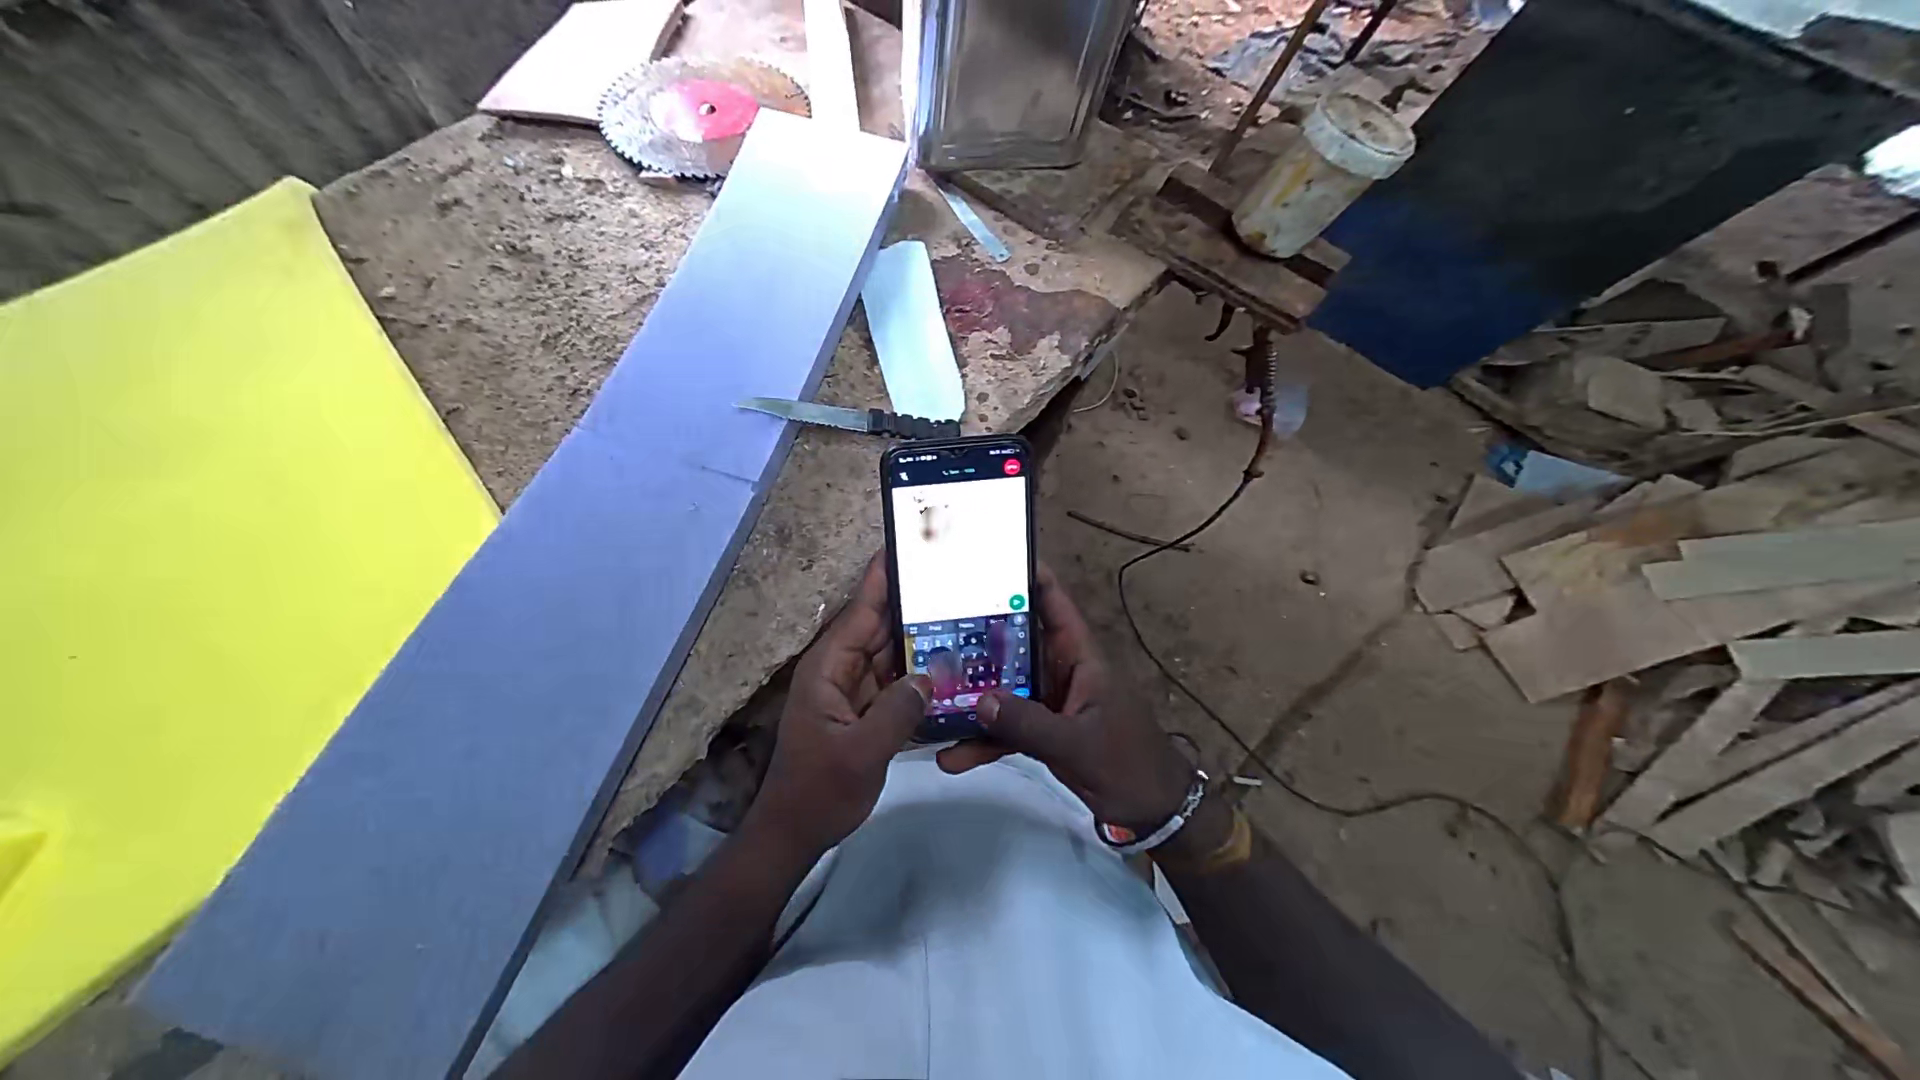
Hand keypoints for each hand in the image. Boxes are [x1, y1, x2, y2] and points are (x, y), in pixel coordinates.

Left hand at [743, 554, 928, 858]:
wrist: (795, 833)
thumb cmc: (819, 791)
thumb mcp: (861, 753)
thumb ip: (898, 712)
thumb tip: (930, 677)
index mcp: (829, 669)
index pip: (860, 613)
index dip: (882, 579)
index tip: (906, 547)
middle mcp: (841, 671)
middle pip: (880, 628)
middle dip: (912, 604)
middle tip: (952, 580)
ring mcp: (854, 692)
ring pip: (891, 654)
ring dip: (921, 639)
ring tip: (961, 615)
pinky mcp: (866, 712)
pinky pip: (897, 683)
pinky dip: (920, 674)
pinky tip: (951, 666)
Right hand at [937, 562, 1194, 831]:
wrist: (1152, 811)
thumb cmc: (1127, 763)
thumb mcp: (1077, 743)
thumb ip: (1029, 723)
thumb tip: (979, 700)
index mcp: (1080, 656)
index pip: (1054, 603)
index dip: (1027, 576)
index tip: (987, 558)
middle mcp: (1060, 670)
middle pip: (1015, 641)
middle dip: (978, 634)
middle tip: (932, 621)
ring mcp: (1048, 700)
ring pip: (1004, 686)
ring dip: (972, 694)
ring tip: (930, 696)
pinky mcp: (1041, 730)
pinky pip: (1006, 725)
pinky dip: (982, 739)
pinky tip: (952, 756)